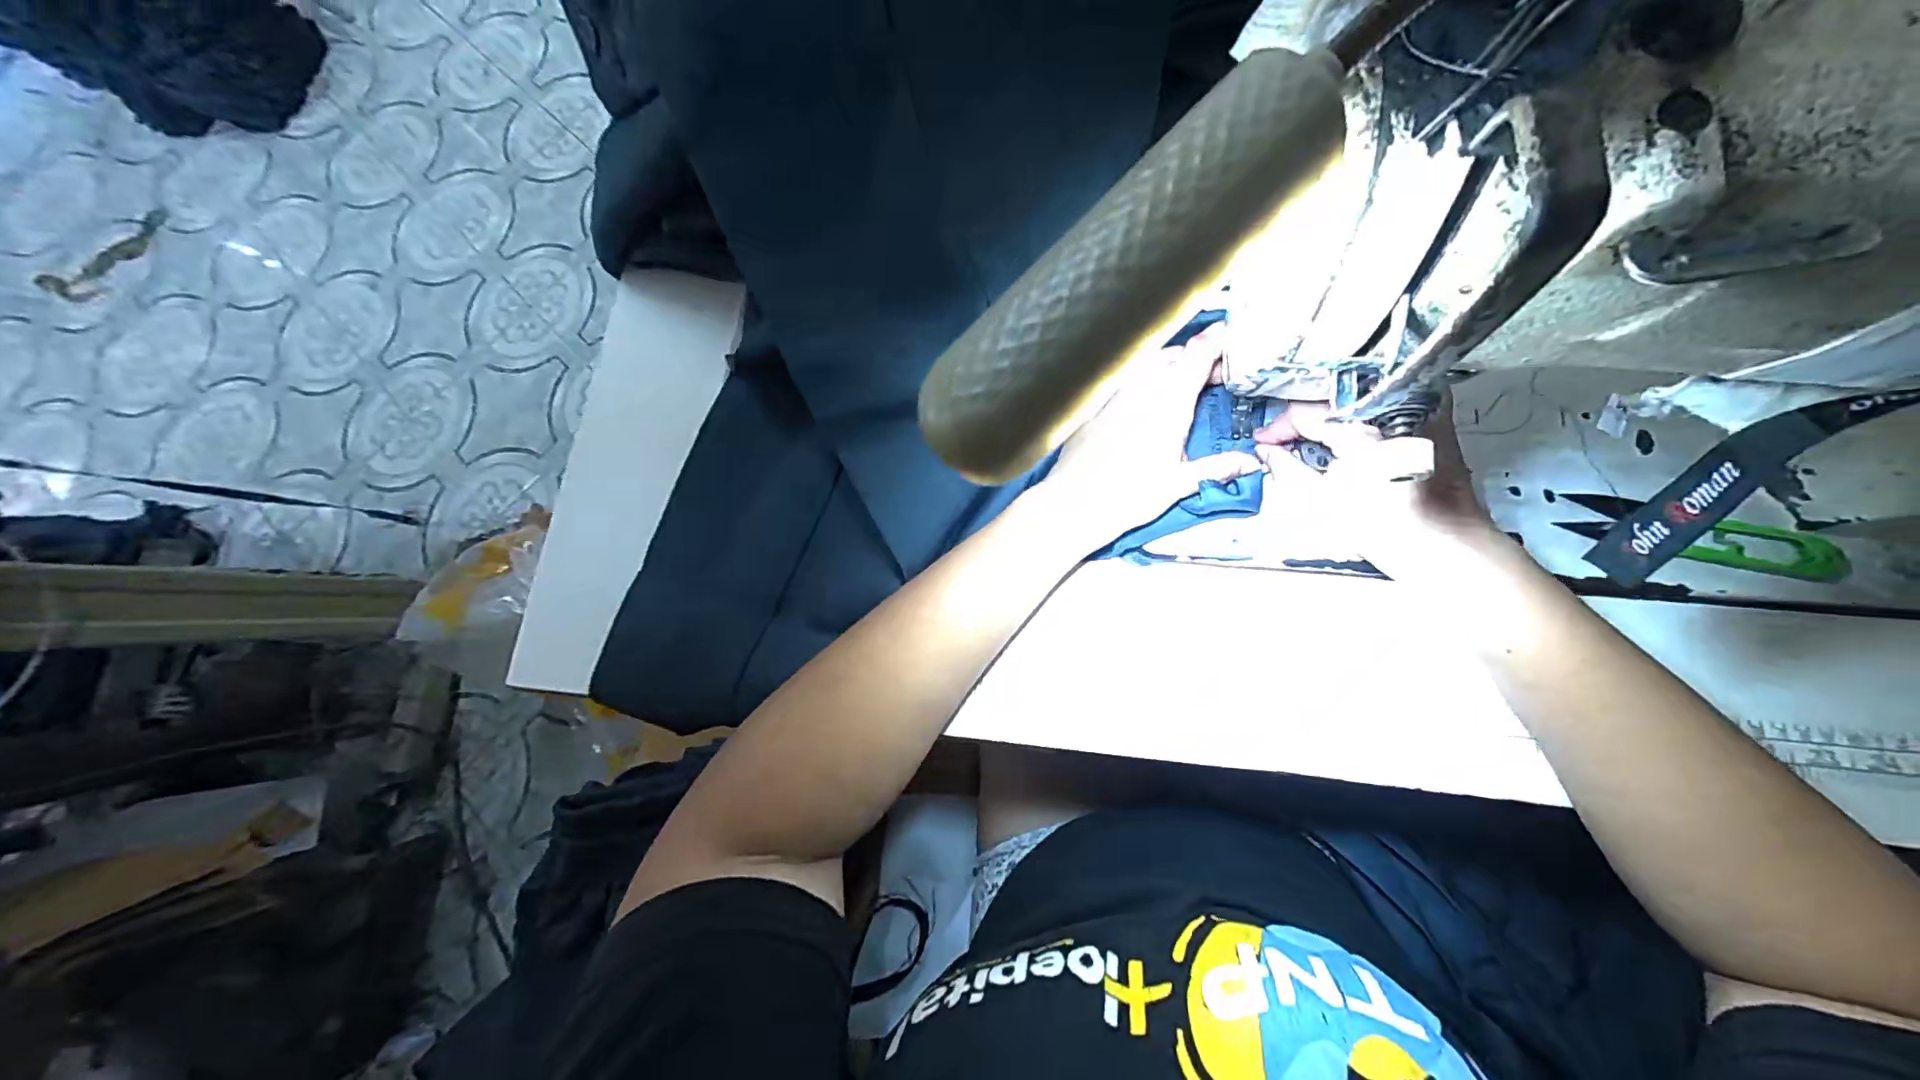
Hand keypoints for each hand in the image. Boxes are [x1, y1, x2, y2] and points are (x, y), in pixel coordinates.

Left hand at [1039, 327, 1260, 541]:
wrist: (1072, 503)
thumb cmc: (1127, 496)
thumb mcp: (1178, 484)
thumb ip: (1215, 468)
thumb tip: (1250, 462)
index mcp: (1170, 401)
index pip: (1198, 354)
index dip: (1217, 342)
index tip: (1230, 340)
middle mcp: (1142, 389)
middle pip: (1174, 355)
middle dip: (1193, 358)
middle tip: (1209, 376)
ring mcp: (1114, 394)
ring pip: (1146, 366)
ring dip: (1166, 369)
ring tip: (1177, 388)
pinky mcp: (1094, 406)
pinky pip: (1122, 383)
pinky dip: (1140, 384)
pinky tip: (1141, 405)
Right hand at [1252, 396, 1497, 577]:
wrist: (1447, 547)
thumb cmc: (1388, 528)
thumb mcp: (1324, 500)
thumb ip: (1288, 469)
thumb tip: (1268, 453)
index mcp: (1366, 421)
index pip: (1308, 411)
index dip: (1278, 427)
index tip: (1263, 442)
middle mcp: (1397, 403)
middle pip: (1333, 398)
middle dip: (1302, 421)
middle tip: (1280, 442)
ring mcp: (1420, 408)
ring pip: (1357, 399)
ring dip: (1328, 419)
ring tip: (1307, 444)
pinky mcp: (1435, 419)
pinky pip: (1383, 407)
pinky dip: (1356, 421)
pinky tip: (1342, 444)